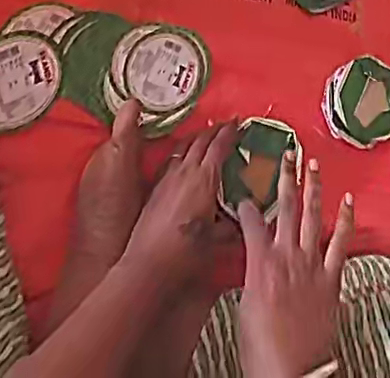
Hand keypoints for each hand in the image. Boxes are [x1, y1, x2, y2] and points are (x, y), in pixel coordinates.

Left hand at [119, 120, 238, 288]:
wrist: (147, 267)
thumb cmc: (187, 253)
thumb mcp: (217, 239)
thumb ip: (231, 226)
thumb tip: (242, 220)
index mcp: (205, 178)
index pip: (219, 146)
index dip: (229, 132)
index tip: (238, 122)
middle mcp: (185, 171)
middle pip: (201, 140)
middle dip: (215, 129)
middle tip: (226, 124)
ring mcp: (167, 178)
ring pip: (183, 146)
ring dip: (196, 137)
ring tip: (205, 134)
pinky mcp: (154, 189)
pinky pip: (170, 160)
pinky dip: (180, 152)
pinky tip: (181, 158)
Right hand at [235, 155, 354, 377]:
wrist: (292, 372)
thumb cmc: (261, 346)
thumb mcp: (245, 305)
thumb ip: (252, 271)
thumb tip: (254, 255)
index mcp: (261, 262)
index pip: (251, 221)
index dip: (247, 206)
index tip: (244, 195)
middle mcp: (287, 255)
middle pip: (287, 207)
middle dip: (287, 177)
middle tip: (289, 153)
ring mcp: (311, 263)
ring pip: (313, 215)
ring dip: (313, 187)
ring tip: (313, 164)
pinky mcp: (331, 277)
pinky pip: (340, 241)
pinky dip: (345, 219)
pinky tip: (348, 200)